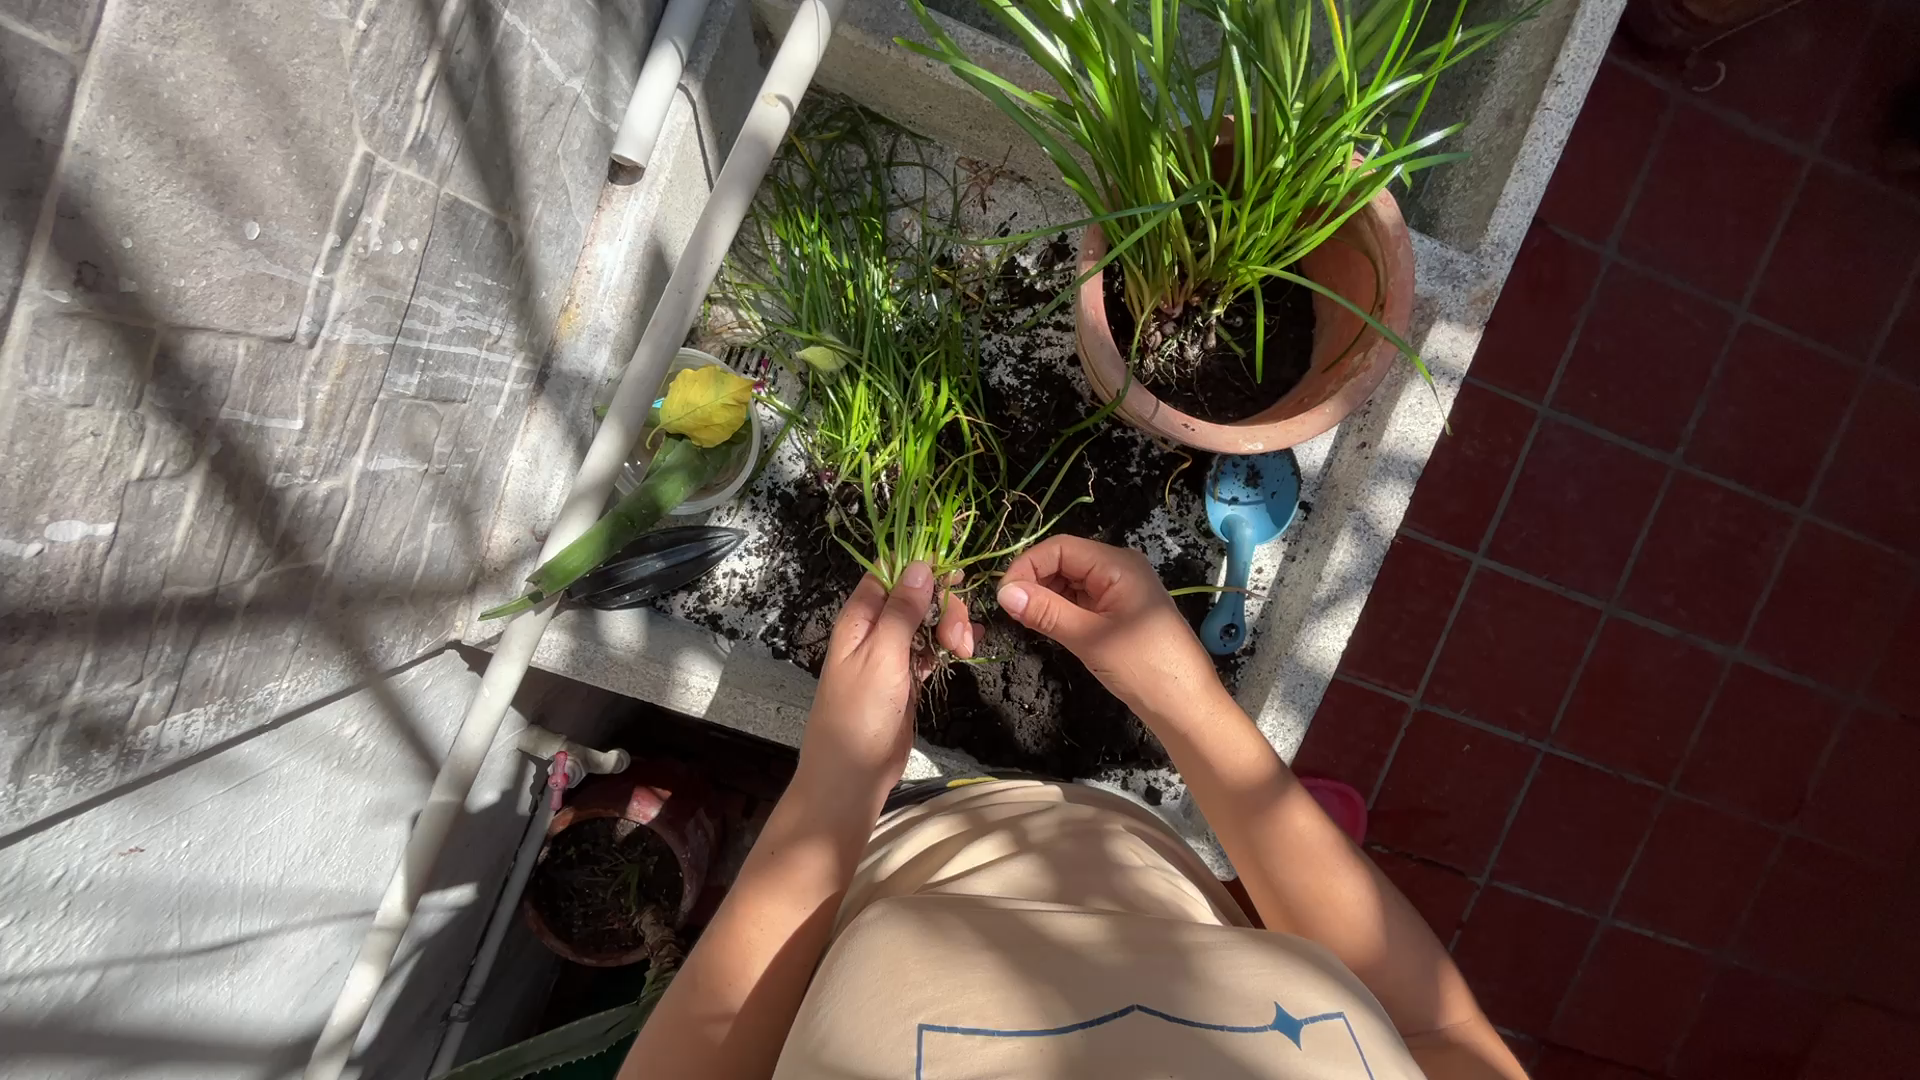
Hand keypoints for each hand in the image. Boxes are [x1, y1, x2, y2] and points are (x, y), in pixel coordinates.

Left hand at [798, 562, 975, 797]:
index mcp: (860, 617)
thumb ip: (901, 610)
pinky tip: (969, 647)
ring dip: (950, 627)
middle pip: (916, 595)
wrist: (852, 776)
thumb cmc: (859, 713)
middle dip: (943, 605)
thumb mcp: (881, 655)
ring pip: (927, 621)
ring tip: (963, 650)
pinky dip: (948, 645)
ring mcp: (891, 653)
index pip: (890, 571)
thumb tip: (921, 565)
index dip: (921, 566)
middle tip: (959, 634)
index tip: (954, 574)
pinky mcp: (906, 677)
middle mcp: (874, 629)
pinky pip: (931, 648)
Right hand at [997, 536, 1226, 723]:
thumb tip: (1003, 593)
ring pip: (1069, 581)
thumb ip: (1045, 611)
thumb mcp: (1089, 638)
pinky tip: (1045, 625)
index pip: (1060, 548)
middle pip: (1064, 560)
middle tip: (1010, 610)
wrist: (1186, 706)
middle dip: (1034, 580)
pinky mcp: (1117, 612)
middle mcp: (1118, 569)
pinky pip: (1080, 600)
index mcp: (1117, 564)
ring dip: (1045, 595)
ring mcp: (1119, 591)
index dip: (1027, 565)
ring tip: (1025, 620)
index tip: (1003, 595)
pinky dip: (1059, 609)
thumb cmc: (1144, 668)